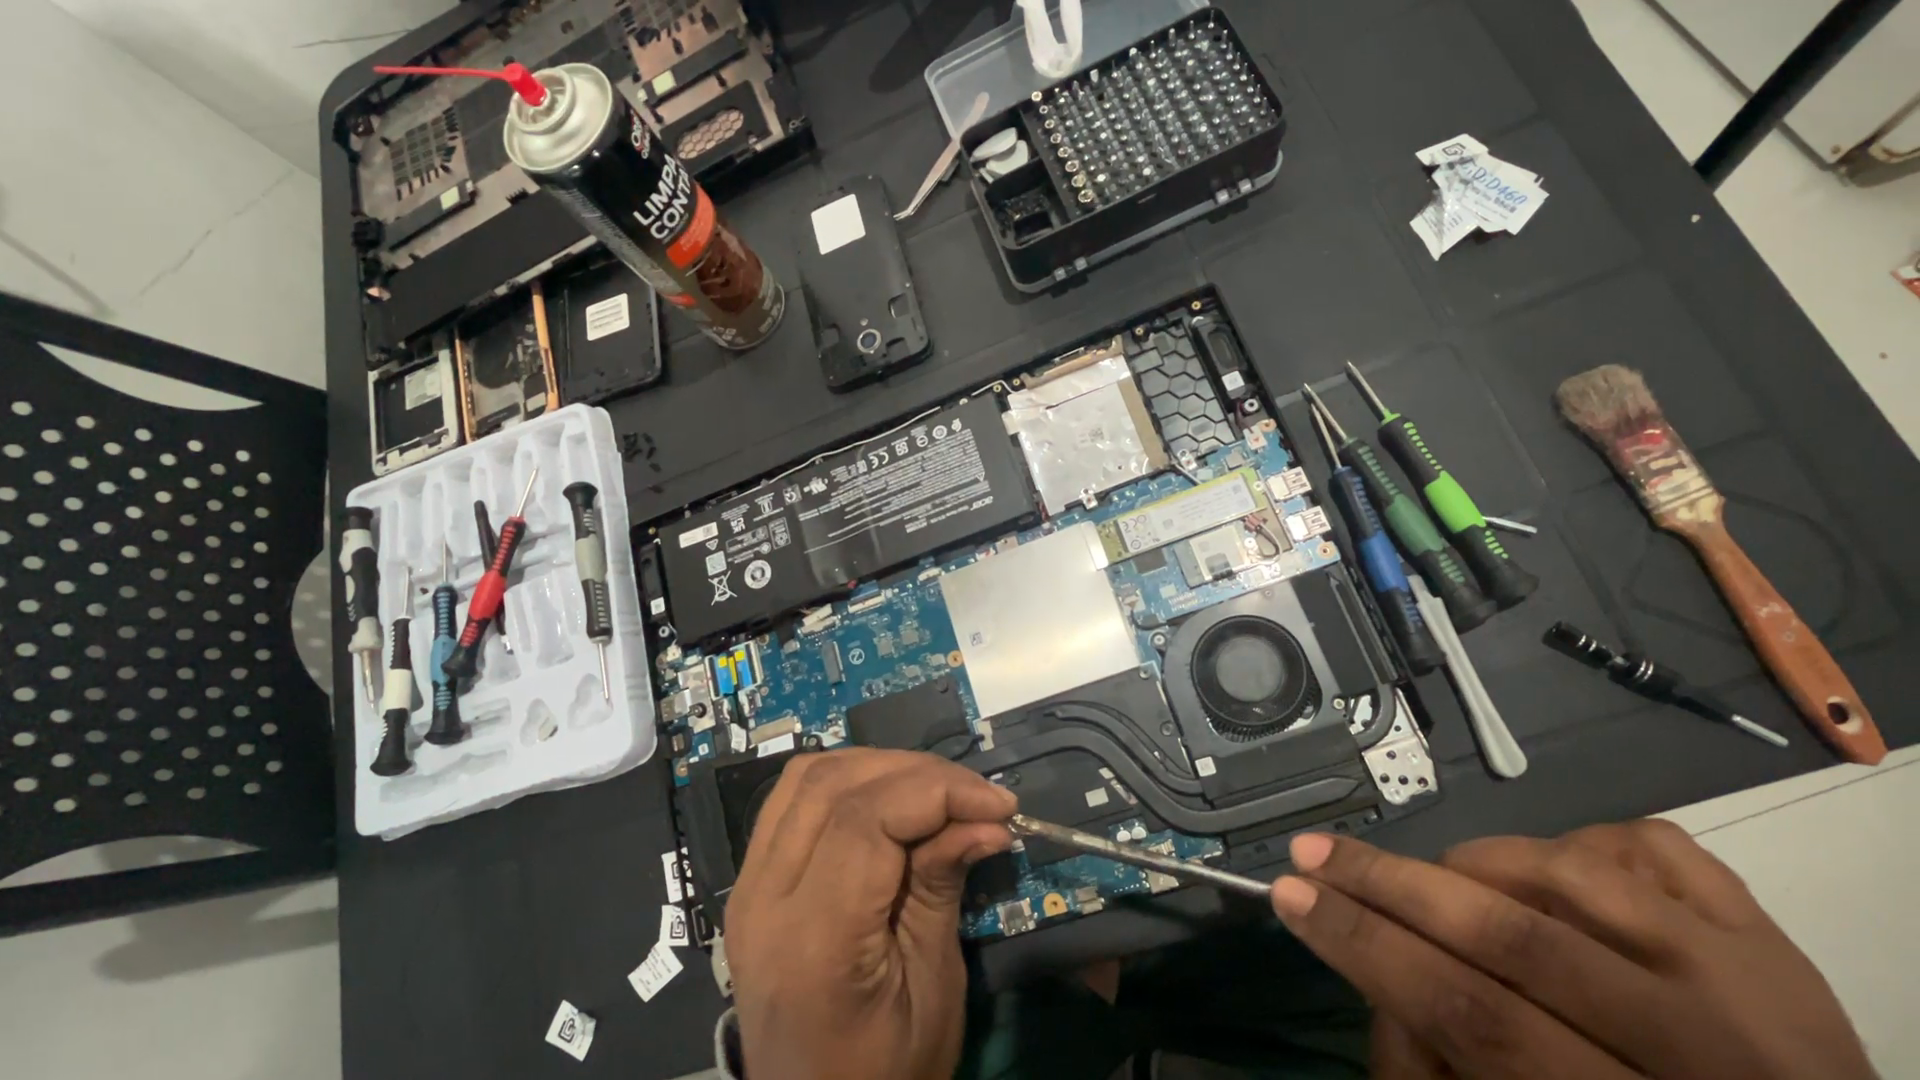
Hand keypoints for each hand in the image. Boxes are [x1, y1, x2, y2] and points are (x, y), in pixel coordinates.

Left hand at [726, 748, 1016, 1079]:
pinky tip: (888, 798)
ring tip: (937, 791)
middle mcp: (765, 898)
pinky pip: (791, 799)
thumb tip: (986, 819)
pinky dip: (845, 780)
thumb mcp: (931, 989)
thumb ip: (941, 887)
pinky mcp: (749, 880)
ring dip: (879, 766)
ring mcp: (747, 885)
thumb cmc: (885, 1068)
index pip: (865, 819)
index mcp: (814, 939)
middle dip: (916, 772)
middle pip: (833, 785)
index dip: (938, 792)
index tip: (998, 804)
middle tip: (976, 797)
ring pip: (807, 777)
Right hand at [1269, 820, 1874, 1079]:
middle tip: (1311, 850)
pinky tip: (1549, 871)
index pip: (1470, 1010)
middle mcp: (1707, 1048)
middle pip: (1514, 936)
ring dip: (1477, 861)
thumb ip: (1434, 1070)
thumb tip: (1369, 974)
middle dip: (1389, 885)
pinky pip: (1652, 847)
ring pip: (1576, 875)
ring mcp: (1754, 980)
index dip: (1366, 945)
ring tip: (1435, 874)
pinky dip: (1578, 840)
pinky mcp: (1773, 936)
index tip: (1288, 893)